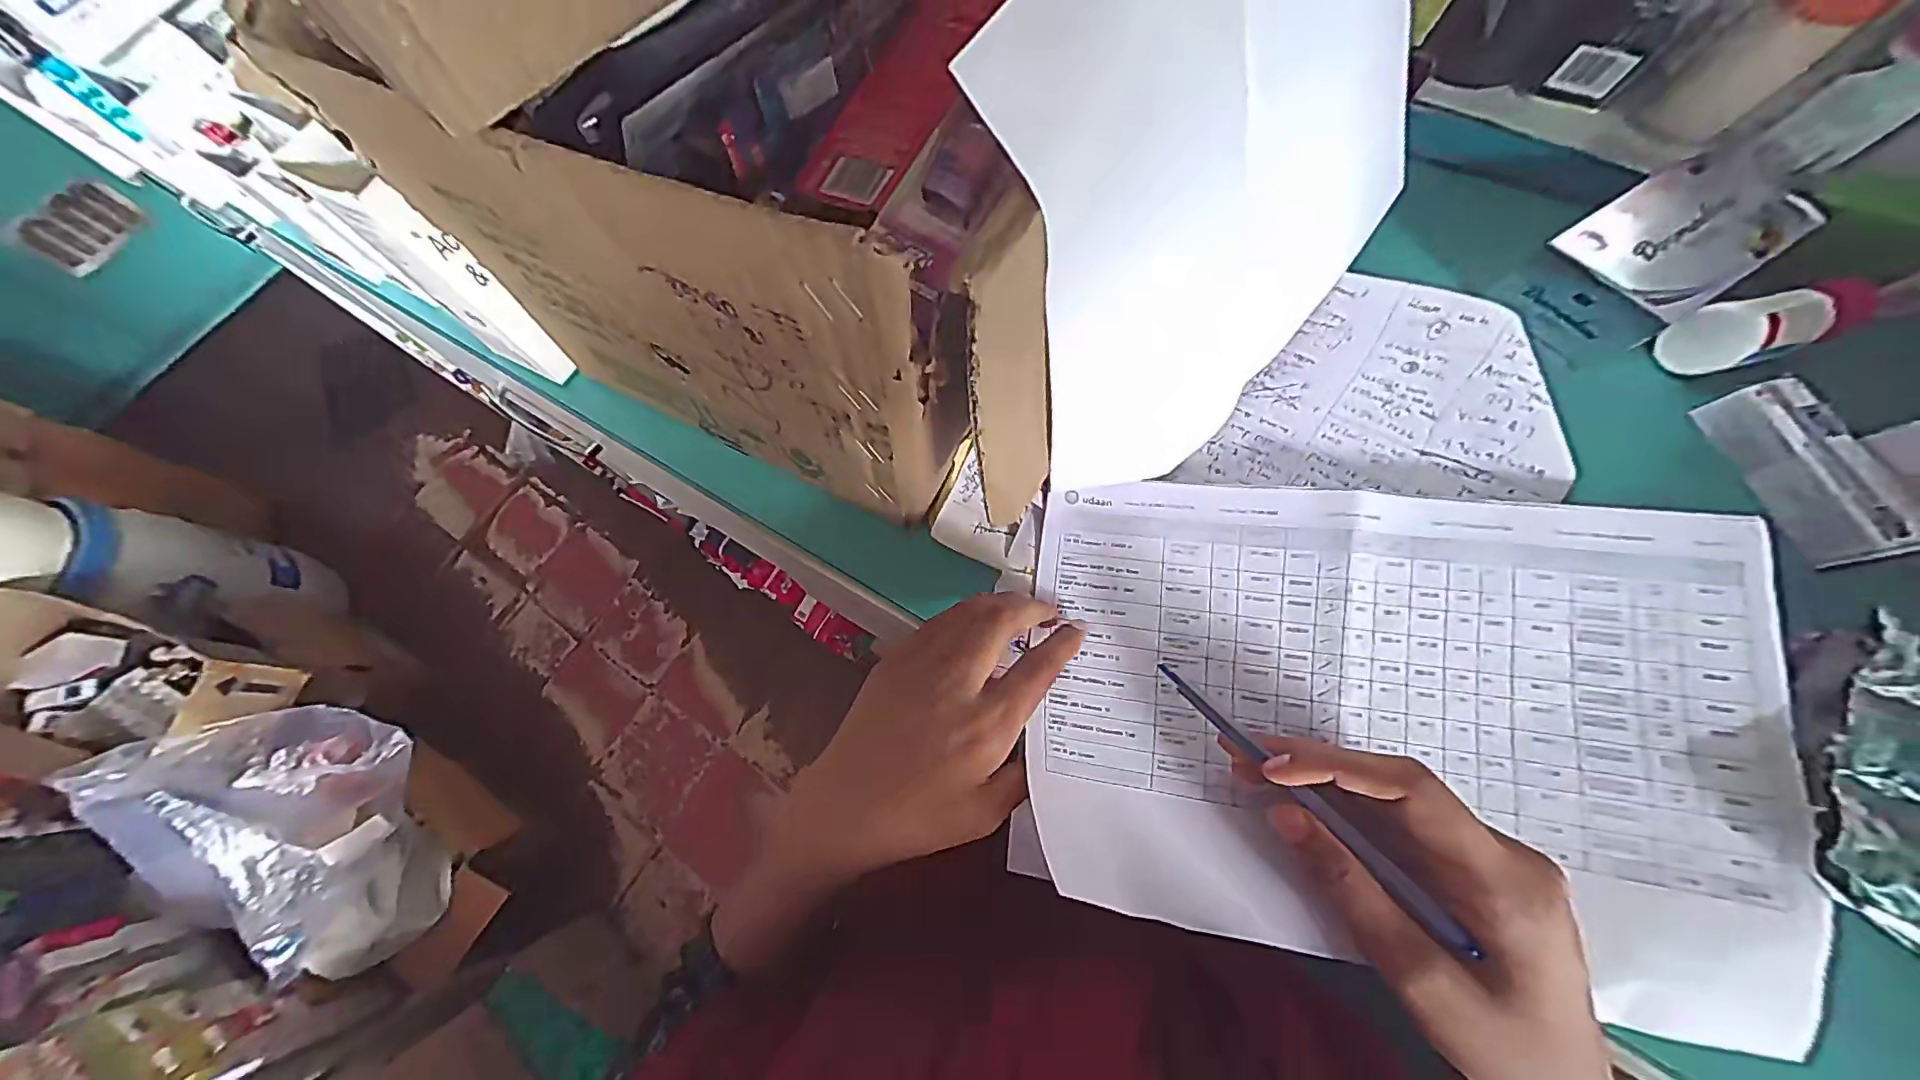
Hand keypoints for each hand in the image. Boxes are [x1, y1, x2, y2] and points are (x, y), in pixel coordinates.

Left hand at [713, 593, 1083, 971]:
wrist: (844, 805)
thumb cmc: (919, 817)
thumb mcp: (985, 813)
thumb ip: (1022, 775)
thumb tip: (1041, 741)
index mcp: (987, 724)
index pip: (1036, 668)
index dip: (1061, 643)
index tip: (1076, 631)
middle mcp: (958, 682)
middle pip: (1002, 621)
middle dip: (1033, 607)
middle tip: (1050, 610)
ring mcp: (922, 663)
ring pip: (969, 611)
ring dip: (1001, 603)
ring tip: (1020, 608)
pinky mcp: (896, 659)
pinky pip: (941, 621)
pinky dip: (967, 612)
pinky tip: (975, 623)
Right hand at [1229, 737, 1609, 1079]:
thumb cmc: (1502, 1048)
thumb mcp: (1417, 978)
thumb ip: (1350, 890)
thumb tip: (1287, 817)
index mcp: (1504, 876)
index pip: (1412, 791)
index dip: (1338, 767)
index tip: (1275, 767)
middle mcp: (1499, 852)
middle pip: (1396, 787)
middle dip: (1317, 766)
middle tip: (1249, 756)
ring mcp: (1484, 857)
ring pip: (1391, 801)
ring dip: (1323, 784)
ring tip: (1260, 773)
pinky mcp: (1464, 868)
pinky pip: (1397, 825)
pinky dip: (1343, 811)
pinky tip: (1304, 802)